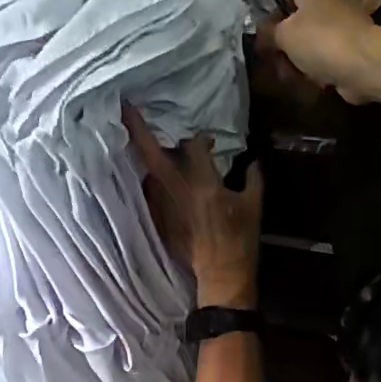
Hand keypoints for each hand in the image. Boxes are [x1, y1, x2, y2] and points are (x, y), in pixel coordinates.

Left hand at [126, 107, 263, 308]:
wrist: (222, 274)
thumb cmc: (240, 239)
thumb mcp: (254, 206)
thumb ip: (253, 179)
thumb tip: (254, 161)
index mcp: (203, 183)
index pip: (194, 147)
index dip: (200, 139)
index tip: (207, 140)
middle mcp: (177, 190)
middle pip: (152, 154)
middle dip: (138, 129)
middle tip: (126, 108)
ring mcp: (163, 206)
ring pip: (147, 173)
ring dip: (145, 156)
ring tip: (142, 142)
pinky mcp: (158, 221)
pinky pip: (150, 194)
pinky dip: (151, 182)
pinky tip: (153, 178)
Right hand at [259, 0, 377, 102]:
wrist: (363, 65)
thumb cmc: (319, 38)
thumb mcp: (283, 33)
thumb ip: (269, 32)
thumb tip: (263, 34)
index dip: (272, 20)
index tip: (263, 41)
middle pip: (300, 23)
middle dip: (286, 46)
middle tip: (274, 63)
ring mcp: (347, 24)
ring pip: (313, 44)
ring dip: (299, 62)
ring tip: (288, 78)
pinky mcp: (354, 50)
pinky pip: (327, 59)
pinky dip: (317, 71)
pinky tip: (306, 83)